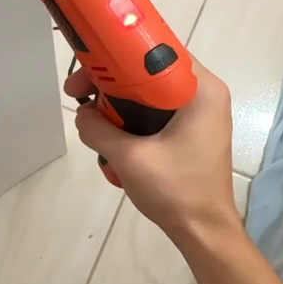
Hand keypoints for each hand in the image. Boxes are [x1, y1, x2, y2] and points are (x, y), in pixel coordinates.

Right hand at [67, 60, 241, 243]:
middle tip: (78, 96)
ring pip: (147, 95)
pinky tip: (113, 143)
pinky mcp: (190, 132)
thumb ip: (99, 130)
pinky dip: (130, 123)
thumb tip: (82, 115)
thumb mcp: (130, 158)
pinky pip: (154, 115)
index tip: (87, 70)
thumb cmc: (176, 191)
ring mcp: (198, 114)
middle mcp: (204, 94)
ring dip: (116, 107)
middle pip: (148, 73)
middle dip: (110, 84)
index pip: (154, 52)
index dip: (116, 57)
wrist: (204, 232)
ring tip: (92, 125)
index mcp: (201, 90)